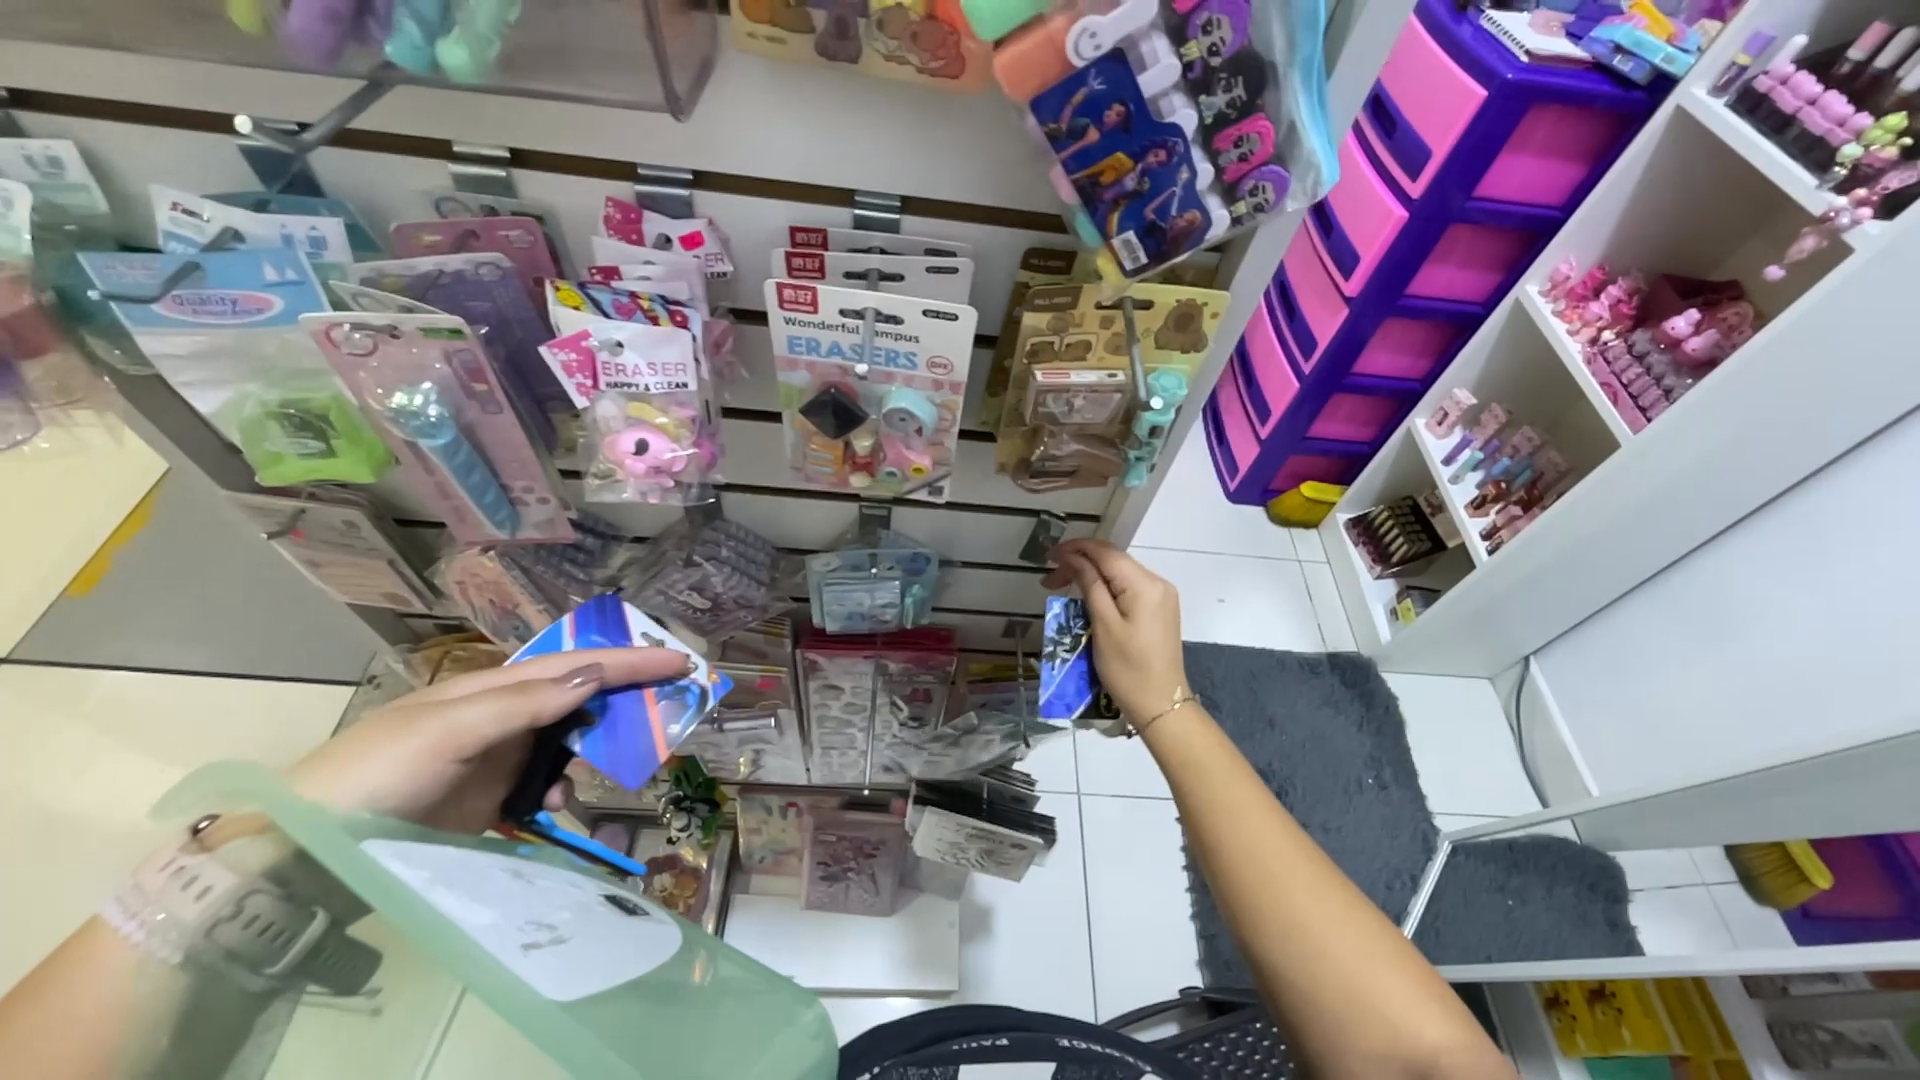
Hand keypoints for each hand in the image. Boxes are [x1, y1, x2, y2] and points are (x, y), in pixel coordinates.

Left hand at [286, 648, 691, 832]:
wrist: (308, 848)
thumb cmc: (377, 773)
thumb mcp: (449, 730)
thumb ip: (522, 704)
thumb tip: (594, 675)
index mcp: (492, 689)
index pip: (575, 666)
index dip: (629, 661)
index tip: (681, 660)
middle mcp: (502, 717)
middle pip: (579, 700)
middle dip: (624, 702)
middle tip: (670, 710)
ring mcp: (496, 760)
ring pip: (567, 748)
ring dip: (590, 757)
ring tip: (600, 775)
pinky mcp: (487, 802)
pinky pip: (543, 790)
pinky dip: (559, 796)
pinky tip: (555, 808)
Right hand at [1042, 539, 1187, 721]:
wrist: (1161, 704)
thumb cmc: (1128, 669)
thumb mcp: (1103, 625)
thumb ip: (1090, 585)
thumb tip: (1072, 557)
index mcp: (1145, 584)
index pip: (1106, 552)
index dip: (1075, 549)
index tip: (1048, 556)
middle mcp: (1157, 582)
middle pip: (1114, 560)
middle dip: (1080, 563)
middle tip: (1050, 580)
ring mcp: (1161, 595)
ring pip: (1120, 573)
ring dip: (1091, 575)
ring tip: (1063, 587)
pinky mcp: (1159, 609)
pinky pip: (1128, 588)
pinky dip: (1106, 588)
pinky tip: (1088, 597)